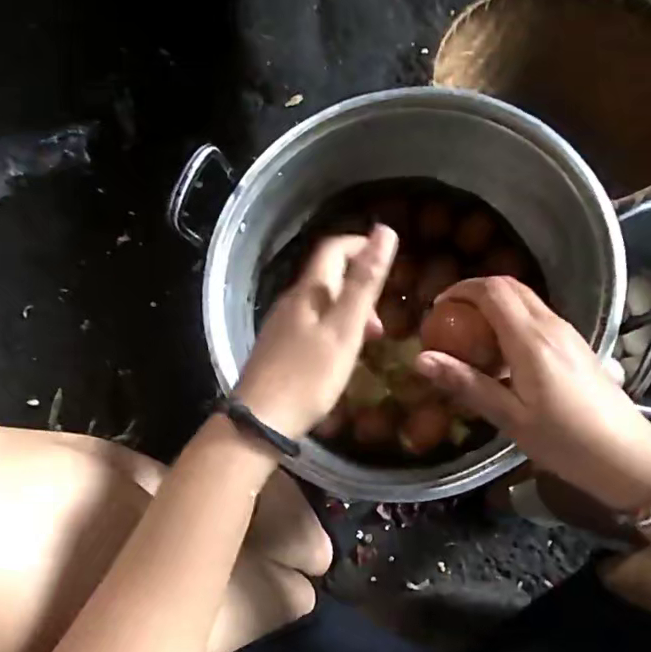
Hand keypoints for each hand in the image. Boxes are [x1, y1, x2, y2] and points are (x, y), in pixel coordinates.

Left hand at [235, 225, 397, 437]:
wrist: (261, 420)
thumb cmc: (309, 375)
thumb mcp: (345, 329)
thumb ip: (365, 283)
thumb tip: (384, 231)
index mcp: (308, 292)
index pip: (334, 249)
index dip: (361, 245)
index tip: (388, 256)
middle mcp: (291, 301)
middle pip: (328, 276)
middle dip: (359, 282)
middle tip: (385, 309)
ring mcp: (282, 325)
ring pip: (321, 303)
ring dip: (350, 309)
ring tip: (371, 336)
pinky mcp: (279, 348)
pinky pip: (312, 324)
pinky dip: (335, 327)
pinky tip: (343, 353)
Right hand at [413, 276, 650, 510]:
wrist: (625, 454)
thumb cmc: (565, 441)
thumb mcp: (510, 417)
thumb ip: (467, 384)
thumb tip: (421, 359)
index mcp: (532, 339)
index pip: (493, 290)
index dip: (461, 290)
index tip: (437, 309)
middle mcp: (551, 325)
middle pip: (510, 287)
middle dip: (475, 294)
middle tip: (450, 321)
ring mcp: (568, 333)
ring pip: (526, 301)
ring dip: (495, 308)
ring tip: (472, 341)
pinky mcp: (577, 346)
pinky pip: (539, 318)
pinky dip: (513, 323)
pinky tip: (504, 358)